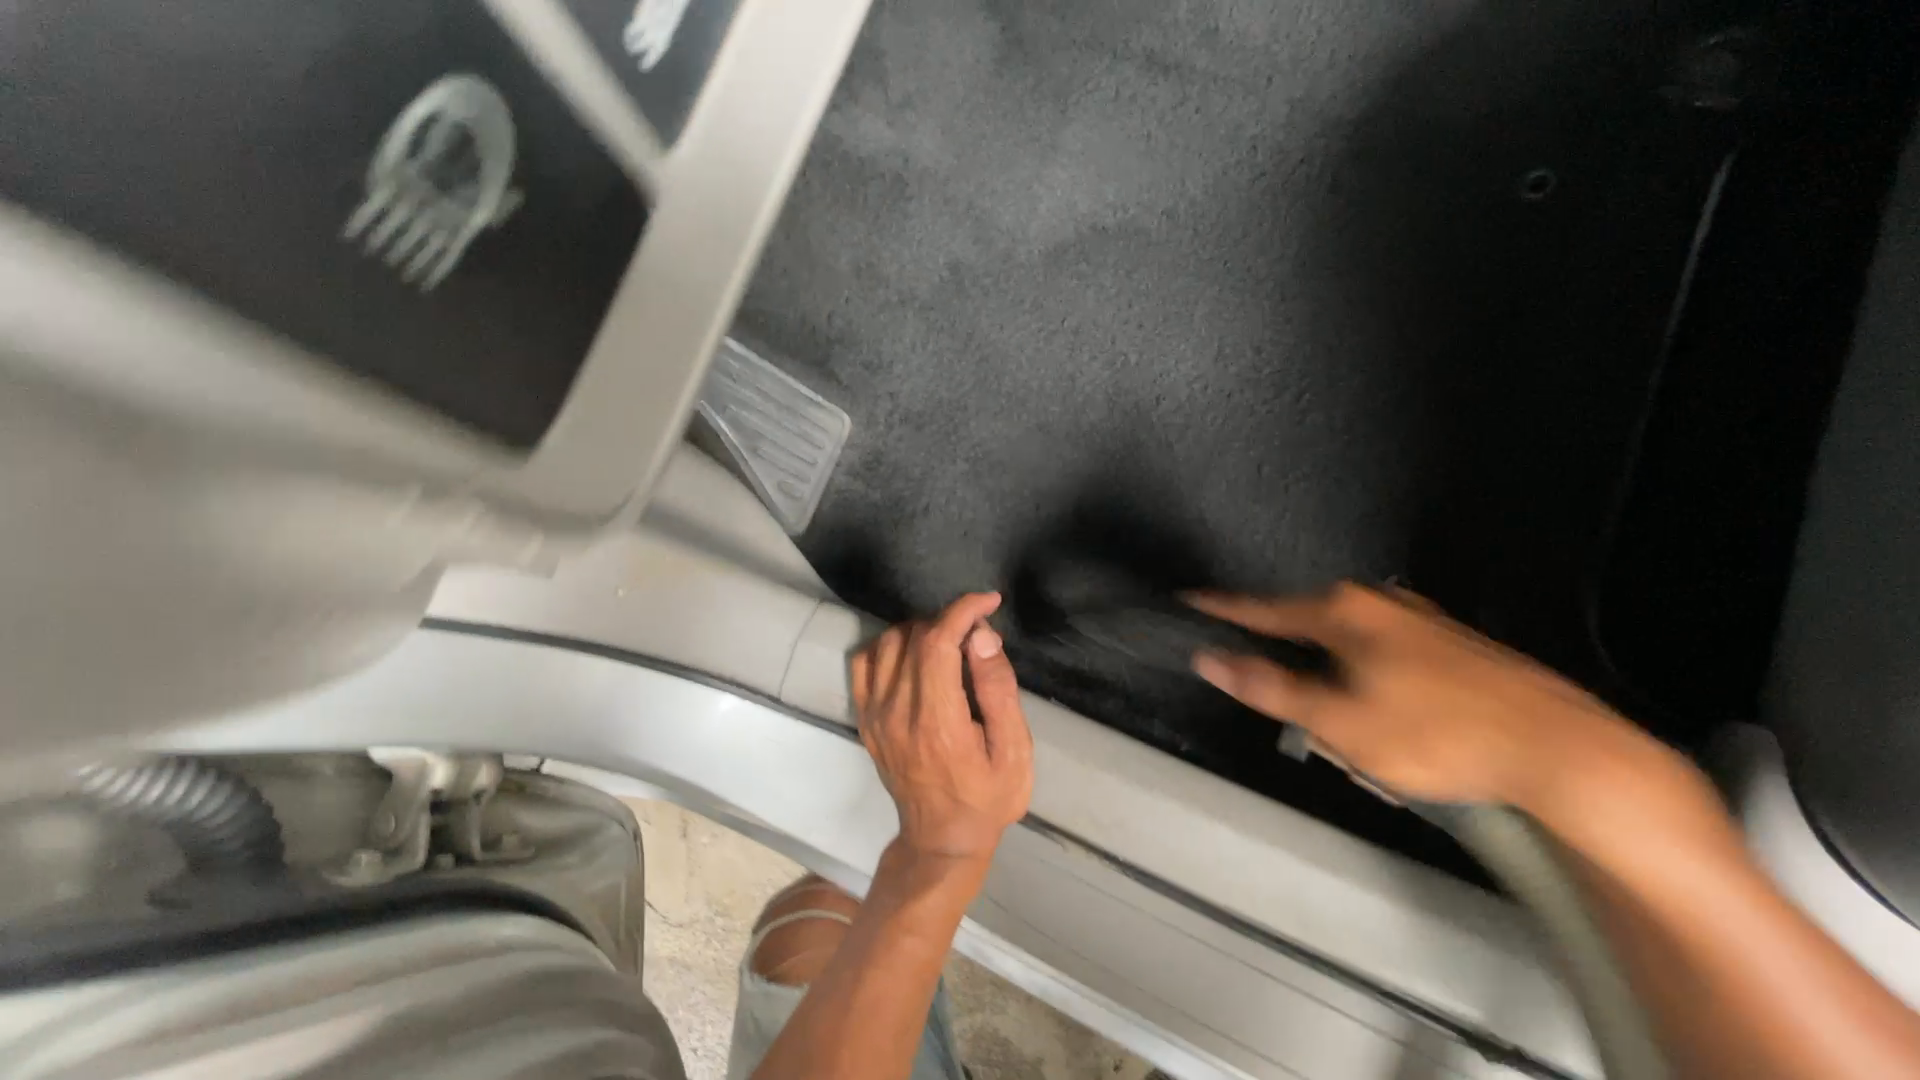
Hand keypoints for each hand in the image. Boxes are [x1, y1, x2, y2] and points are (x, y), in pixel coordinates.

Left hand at [851, 592, 1034, 860]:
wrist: (942, 838)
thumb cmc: (988, 798)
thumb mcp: (1014, 751)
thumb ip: (998, 690)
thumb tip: (980, 637)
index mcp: (937, 720)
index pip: (938, 641)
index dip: (963, 610)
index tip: (988, 602)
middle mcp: (897, 712)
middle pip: (913, 636)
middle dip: (949, 619)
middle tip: (978, 634)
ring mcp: (875, 715)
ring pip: (887, 643)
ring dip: (921, 629)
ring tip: (951, 644)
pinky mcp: (865, 719)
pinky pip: (865, 662)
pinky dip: (889, 646)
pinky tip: (915, 656)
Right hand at [1188, 583, 1636, 808]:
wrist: (1560, 748)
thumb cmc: (1441, 735)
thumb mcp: (1340, 723)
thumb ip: (1271, 689)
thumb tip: (1213, 660)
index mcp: (1346, 613)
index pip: (1264, 609)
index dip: (1222, 611)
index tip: (1190, 602)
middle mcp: (1381, 604)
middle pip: (1308, 626)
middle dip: (1288, 660)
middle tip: (1281, 702)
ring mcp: (1420, 620)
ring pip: (1349, 645)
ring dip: (1332, 677)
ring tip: (1344, 729)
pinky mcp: (1450, 644)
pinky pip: (1383, 655)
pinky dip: (1367, 680)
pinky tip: (1390, 720)